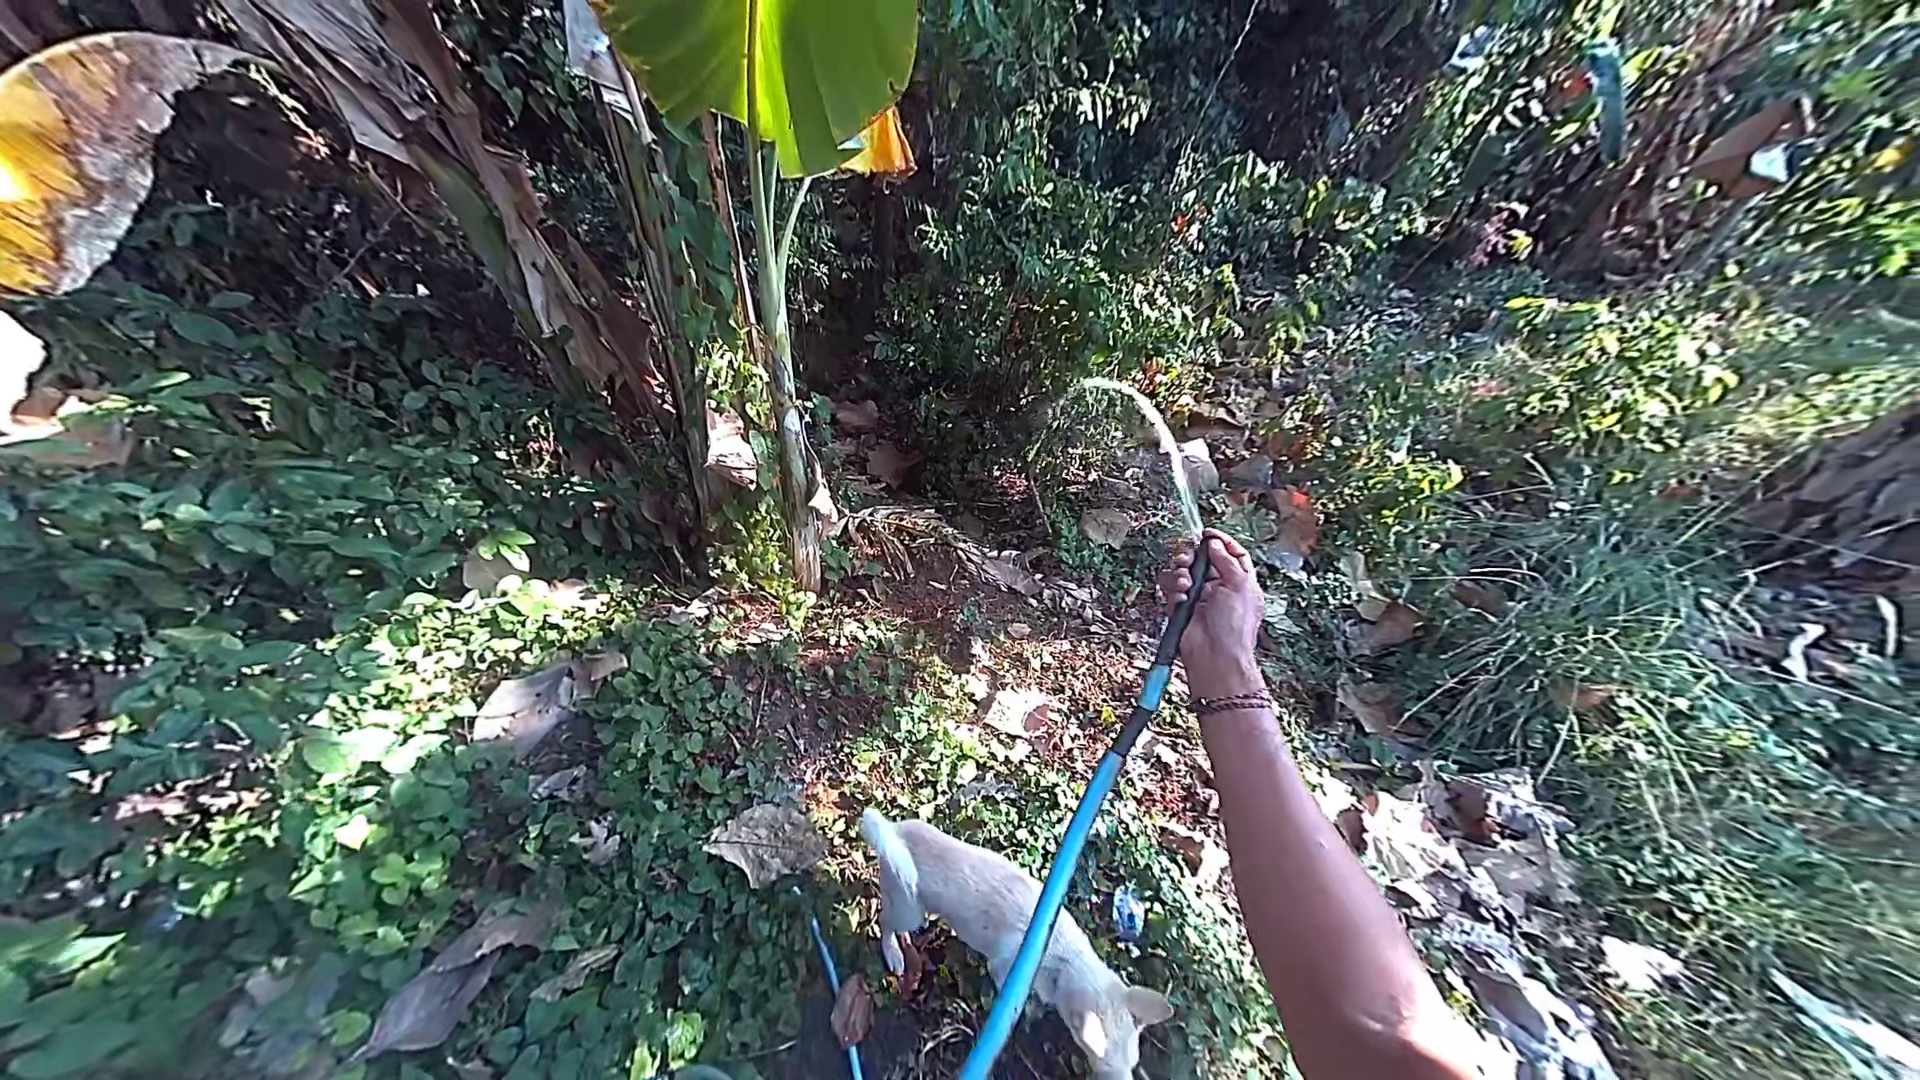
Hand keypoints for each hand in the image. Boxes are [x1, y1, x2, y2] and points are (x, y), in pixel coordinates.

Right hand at [1157, 529, 1264, 697]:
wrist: (1215, 655)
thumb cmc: (1234, 625)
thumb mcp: (1240, 585)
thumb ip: (1226, 560)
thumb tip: (1213, 543)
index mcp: (1239, 580)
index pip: (1230, 553)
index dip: (1219, 541)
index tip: (1206, 533)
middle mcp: (1218, 586)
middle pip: (1201, 559)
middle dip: (1191, 556)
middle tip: (1187, 560)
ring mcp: (1197, 596)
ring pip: (1181, 571)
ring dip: (1180, 573)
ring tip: (1185, 583)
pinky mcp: (1179, 606)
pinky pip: (1169, 588)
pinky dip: (1173, 589)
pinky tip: (1180, 598)